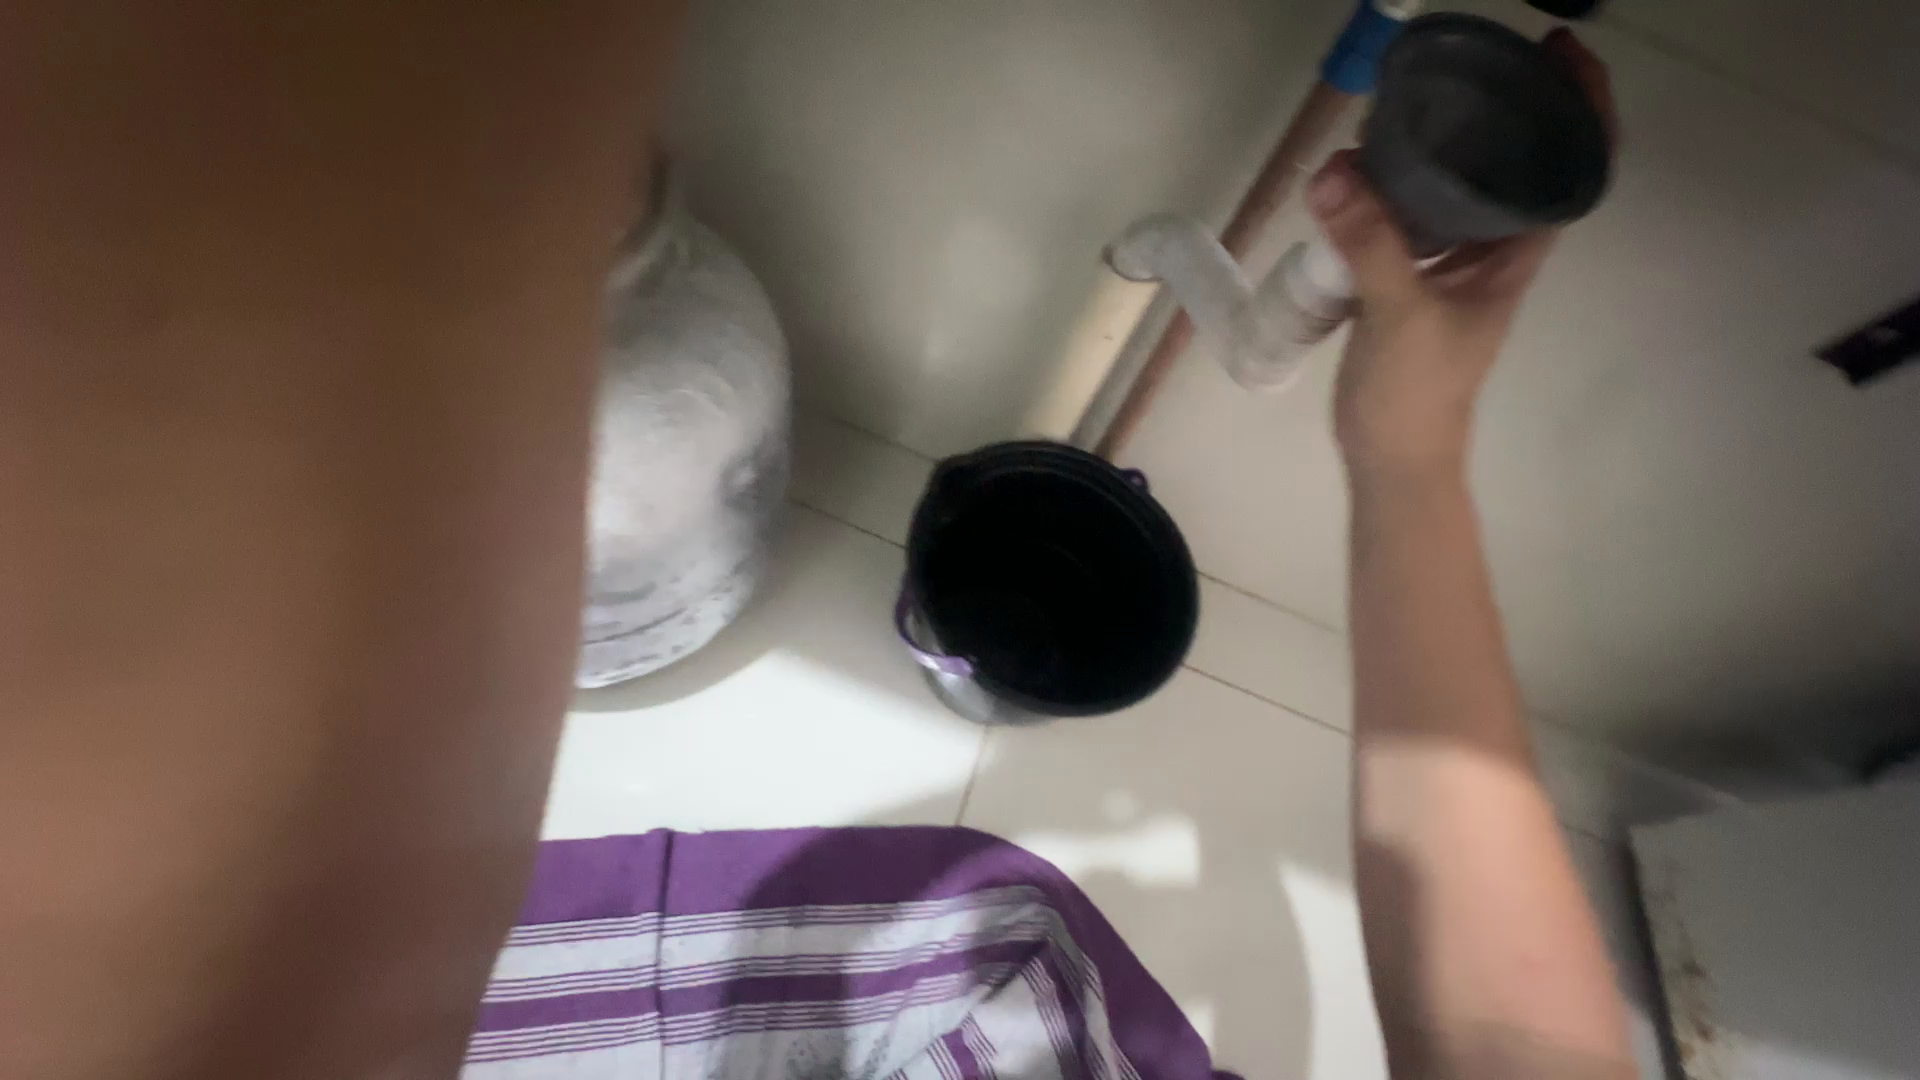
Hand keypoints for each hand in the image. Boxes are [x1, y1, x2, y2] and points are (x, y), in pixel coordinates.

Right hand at [1308, 29, 1614, 485]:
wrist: (1392, 457)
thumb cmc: (1417, 392)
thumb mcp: (1400, 312)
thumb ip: (1371, 242)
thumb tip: (1333, 171)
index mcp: (1513, 254)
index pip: (1569, 162)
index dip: (1575, 102)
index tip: (1552, 50)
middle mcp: (1487, 256)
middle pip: (1504, 171)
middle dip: (1485, 120)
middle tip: (1443, 80)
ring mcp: (1443, 275)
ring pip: (1446, 201)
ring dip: (1424, 162)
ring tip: (1390, 124)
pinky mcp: (1401, 292)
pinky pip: (1401, 232)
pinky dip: (1382, 205)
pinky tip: (1351, 191)